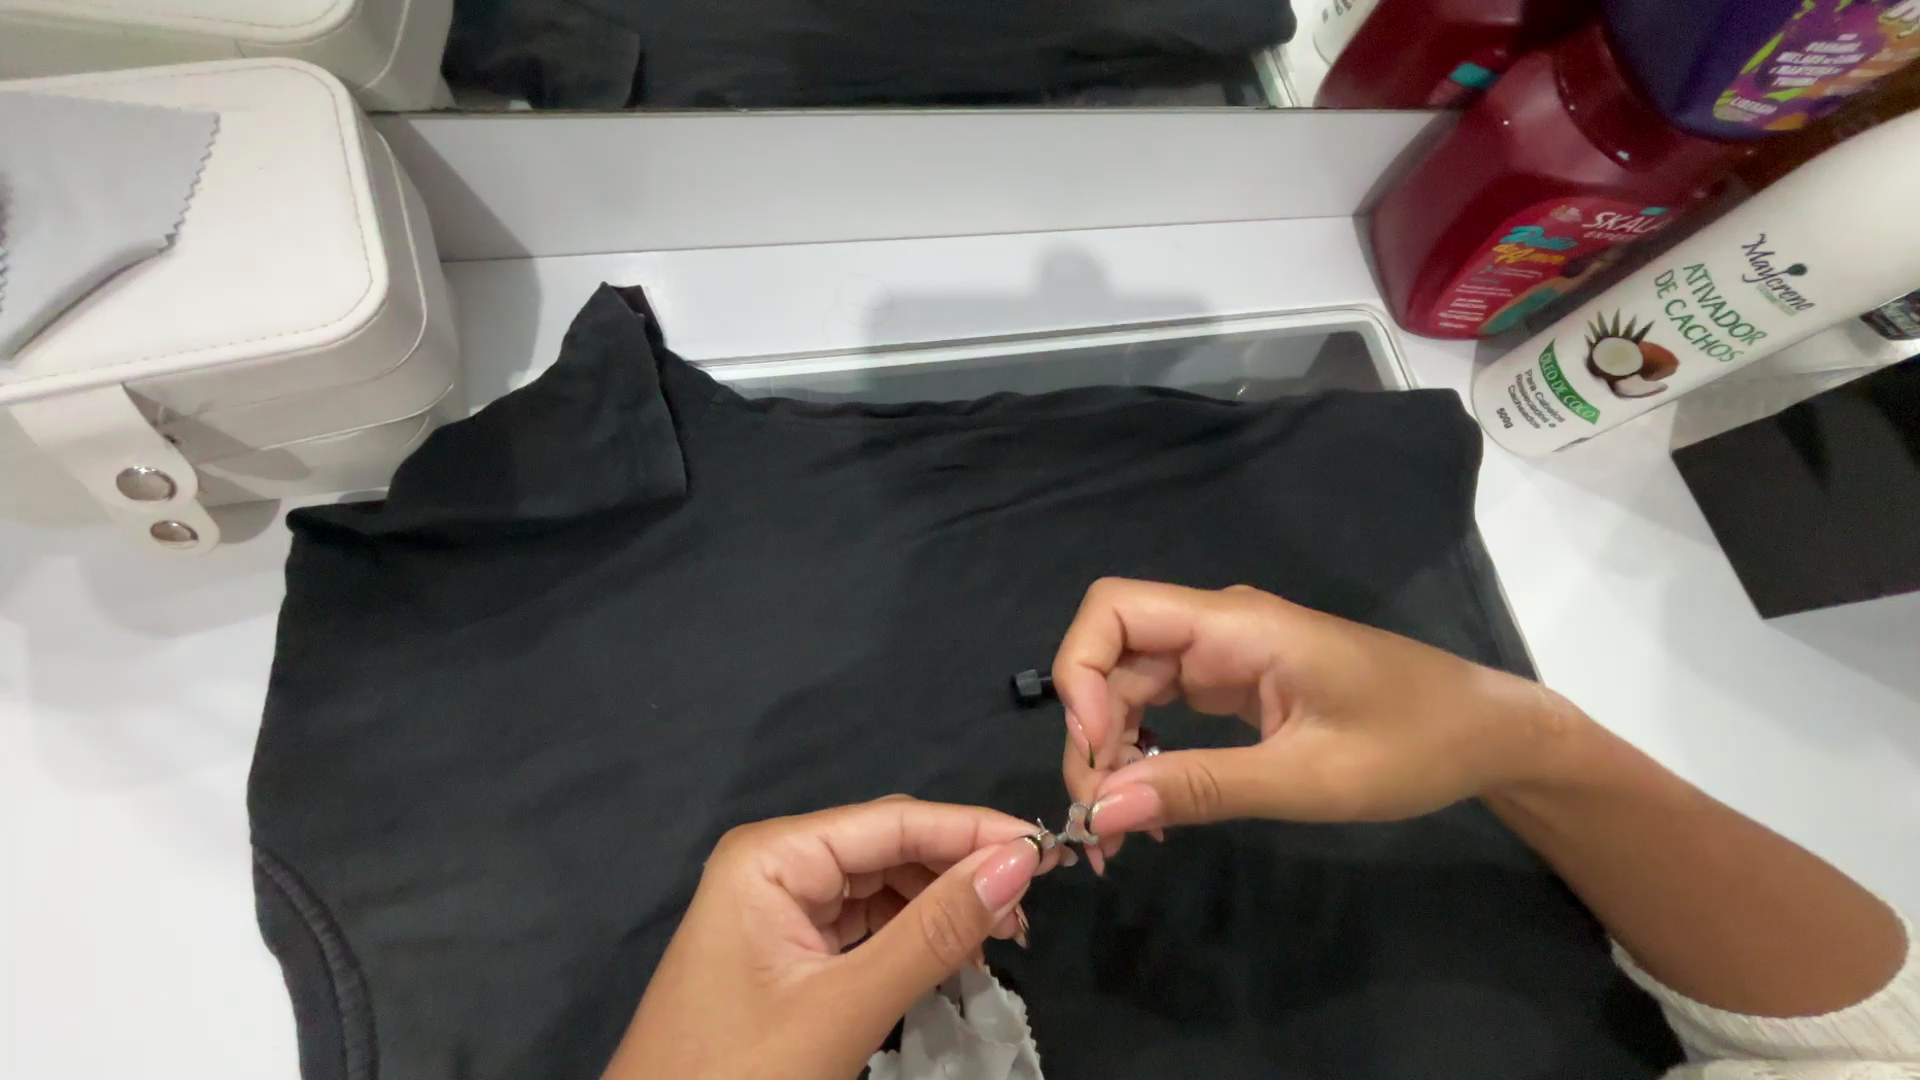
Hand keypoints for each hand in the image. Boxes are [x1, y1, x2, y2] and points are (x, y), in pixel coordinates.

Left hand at [600, 797, 1060, 1079]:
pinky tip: (957, 955)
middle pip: (891, 847)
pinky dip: (915, 936)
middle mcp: (778, 861)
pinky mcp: (790, 945)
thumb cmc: (740, 1079)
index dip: (973, 829)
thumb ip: (935, 932)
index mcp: (775, 853)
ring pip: (885, 884)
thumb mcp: (845, 1008)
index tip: (1046, 847)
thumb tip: (1019, 861)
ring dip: (944, 906)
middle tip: (1031, 904)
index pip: (894, 821)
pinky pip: (867, 922)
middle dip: (960, 870)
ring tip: (1005, 935)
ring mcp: (782, 903)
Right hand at [1053, 579, 1586, 864]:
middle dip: (1090, 733)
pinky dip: (1141, 754)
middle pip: (1109, 658)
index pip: (1114, 609)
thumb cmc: (1413, 744)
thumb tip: (1104, 809)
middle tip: (1100, 819)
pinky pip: (1157, 708)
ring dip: (1110, 751)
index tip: (1099, 751)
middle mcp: (1212, 630)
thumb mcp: (1309, 777)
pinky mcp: (1225, 683)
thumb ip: (1204, 787)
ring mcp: (1217, 656)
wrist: (1486, 734)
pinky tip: (1150, 802)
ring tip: (1119, 826)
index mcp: (1233, 626)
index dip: (1081, 671)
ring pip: (1125, 687)